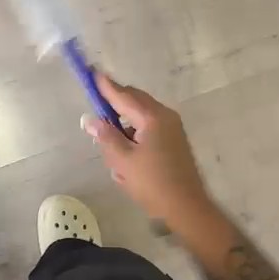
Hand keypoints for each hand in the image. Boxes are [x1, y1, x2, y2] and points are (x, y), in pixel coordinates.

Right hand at [84, 72, 217, 226]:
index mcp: (152, 117)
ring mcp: (172, 127)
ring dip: (125, 123)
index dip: (105, 86)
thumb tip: (90, 120)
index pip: (123, 95)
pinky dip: (136, 134)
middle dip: (115, 104)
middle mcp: (164, 115)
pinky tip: (128, 156)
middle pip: (134, 101)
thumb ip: (106, 137)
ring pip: (141, 115)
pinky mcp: (174, 139)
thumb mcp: (123, 162)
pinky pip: (150, 127)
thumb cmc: (153, 184)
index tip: (92, 72)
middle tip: (97, 110)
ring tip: (113, 144)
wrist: (187, 207)